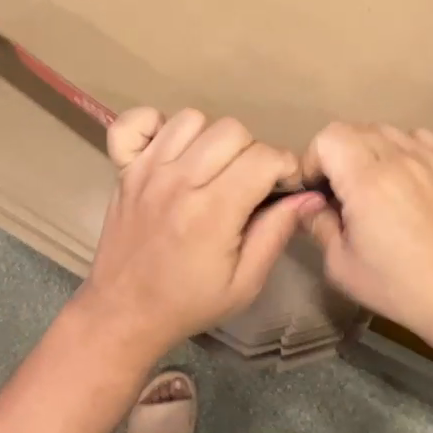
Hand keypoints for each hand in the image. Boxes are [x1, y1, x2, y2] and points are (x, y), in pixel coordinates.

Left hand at [77, 108, 325, 354]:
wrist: (123, 313)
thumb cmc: (189, 303)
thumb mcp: (245, 283)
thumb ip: (277, 233)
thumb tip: (309, 195)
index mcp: (212, 212)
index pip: (263, 157)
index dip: (284, 168)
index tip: (282, 189)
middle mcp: (178, 181)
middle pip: (231, 130)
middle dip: (252, 152)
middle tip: (247, 183)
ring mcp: (146, 170)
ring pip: (191, 119)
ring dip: (211, 139)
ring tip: (212, 169)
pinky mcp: (123, 167)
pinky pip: (135, 122)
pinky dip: (156, 126)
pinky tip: (171, 150)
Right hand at [301, 123, 432, 346]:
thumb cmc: (397, 286)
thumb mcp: (341, 265)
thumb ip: (318, 224)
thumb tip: (310, 202)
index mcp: (367, 181)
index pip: (328, 137)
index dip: (314, 160)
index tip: (319, 191)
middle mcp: (398, 158)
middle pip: (354, 129)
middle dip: (338, 155)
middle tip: (342, 192)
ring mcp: (429, 157)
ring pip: (385, 130)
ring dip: (369, 150)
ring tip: (374, 185)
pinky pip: (417, 137)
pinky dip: (402, 149)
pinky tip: (404, 178)